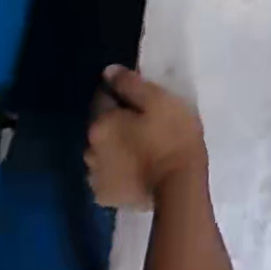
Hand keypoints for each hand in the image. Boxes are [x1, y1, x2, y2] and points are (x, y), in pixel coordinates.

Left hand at [86, 66, 207, 208]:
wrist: (180, 187)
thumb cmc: (171, 136)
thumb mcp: (157, 99)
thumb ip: (129, 83)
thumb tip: (108, 72)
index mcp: (100, 124)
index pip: (103, 97)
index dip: (122, 94)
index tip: (143, 99)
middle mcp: (90, 150)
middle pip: (102, 126)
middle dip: (117, 122)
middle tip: (145, 124)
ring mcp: (96, 178)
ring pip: (103, 152)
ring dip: (115, 147)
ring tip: (142, 148)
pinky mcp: (107, 197)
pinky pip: (108, 175)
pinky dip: (117, 170)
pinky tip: (137, 168)